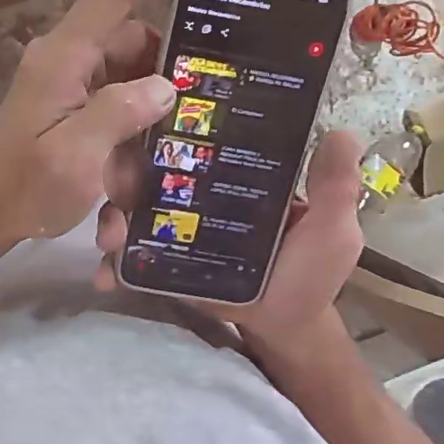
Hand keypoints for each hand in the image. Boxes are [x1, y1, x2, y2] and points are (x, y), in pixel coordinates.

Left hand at [0, 0, 207, 244]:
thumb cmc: (28, 189)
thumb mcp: (76, 156)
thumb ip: (119, 113)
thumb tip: (164, 85)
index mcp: (63, 59)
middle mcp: (68, 61)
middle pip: (134, 42)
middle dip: (168, 70)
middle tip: (204, 98)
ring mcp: (72, 85)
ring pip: (133, 79)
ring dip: (149, 119)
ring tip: (160, 158)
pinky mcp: (76, 107)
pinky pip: (119, 108)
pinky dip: (132, 139)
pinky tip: (128, 187)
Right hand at [95, 127, 366, 349]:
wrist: (281, 328)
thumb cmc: (310, 273)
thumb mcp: (334, 229)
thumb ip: (336, 187)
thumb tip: (339, 131)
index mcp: (235, 172)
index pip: (198, 139)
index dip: (171, 126)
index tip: (146, 114)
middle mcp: (200, 191)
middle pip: (152, 170)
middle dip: (124, 172)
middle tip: (115, 182)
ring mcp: (178, 225)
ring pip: (132, 209)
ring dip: (112, 217)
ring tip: (109, 236)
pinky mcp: (164, 259)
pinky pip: (132, 255)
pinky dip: (113, 263)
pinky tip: (104, 274)